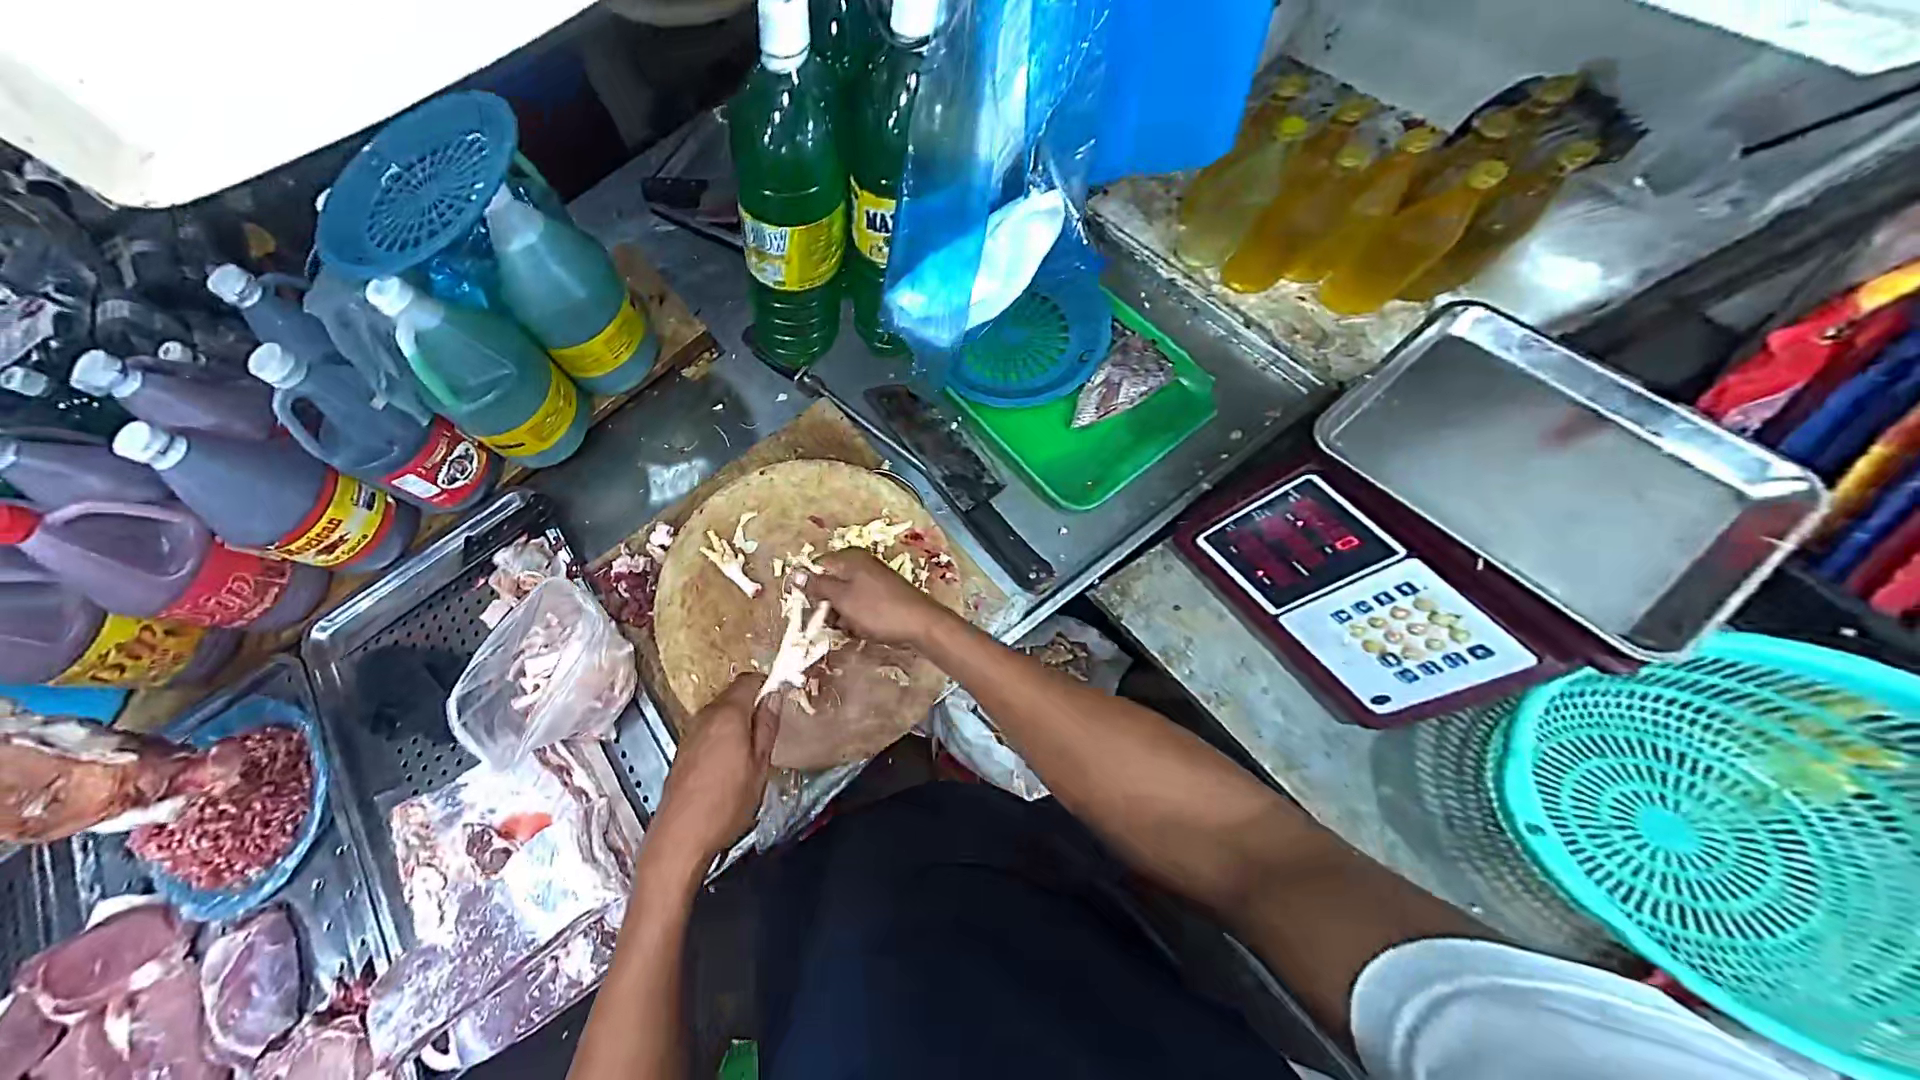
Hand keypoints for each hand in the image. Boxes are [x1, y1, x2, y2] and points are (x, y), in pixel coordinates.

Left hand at [643, 674, 777, 877]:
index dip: (768, 685)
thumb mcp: (760, 765)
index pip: (749, 680)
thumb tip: (774, 698)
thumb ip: (767, 726)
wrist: (681, 838)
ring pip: (721, 713)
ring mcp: (690, 733)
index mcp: (728, 715)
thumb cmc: (726, 803)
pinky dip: (723, 736)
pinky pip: (709, 730)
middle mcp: (705, 717)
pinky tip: (732, 763)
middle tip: (772, 728)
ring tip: (754, 749)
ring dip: (739, 722)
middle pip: (733, 695)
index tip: (781, 699)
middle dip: (754, 704)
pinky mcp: (683, 751)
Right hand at [803, 550, 949, 646]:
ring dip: (842, 614)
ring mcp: (874, 580)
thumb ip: (817, 585)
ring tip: (852, 626)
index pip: (817, 566)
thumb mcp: (841, 598)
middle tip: (833, 620)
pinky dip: (858, 617)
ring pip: (845, 597)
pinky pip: (860, 605)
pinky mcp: (884, 595)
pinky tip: (864, 629)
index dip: (810, 587)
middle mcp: (862, 564)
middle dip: (827, 604)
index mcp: (850, 558)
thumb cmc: (877, 610)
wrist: (921, 624)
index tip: (810, 607)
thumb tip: (795, 573)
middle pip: (831, 582)